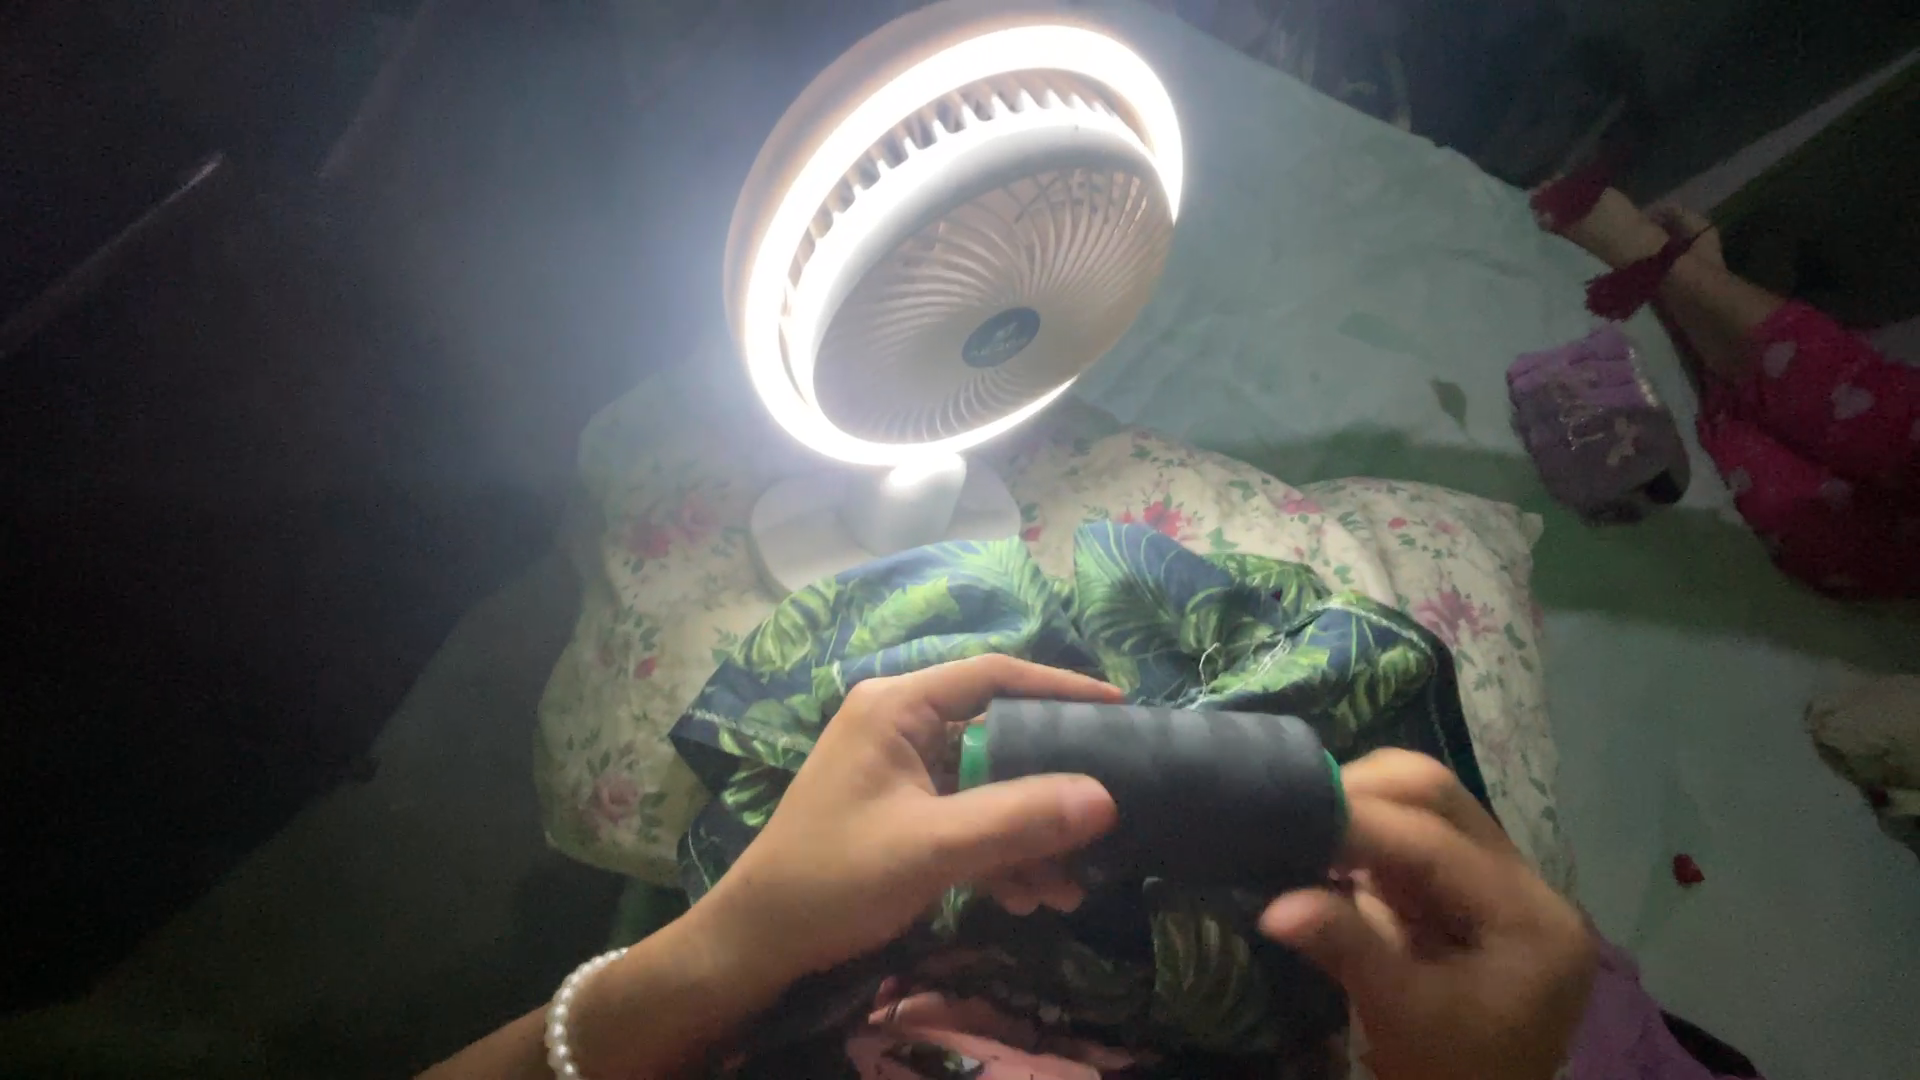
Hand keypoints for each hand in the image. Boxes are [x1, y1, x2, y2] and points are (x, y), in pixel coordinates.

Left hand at [697, 655, 1123, 985]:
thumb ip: (1017, 819)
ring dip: (1025, 831)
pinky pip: (964, 813)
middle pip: (995, 732)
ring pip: (985, 782)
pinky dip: (996, 849)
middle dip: (1046, 784)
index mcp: (898, 705)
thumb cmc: (836, 876)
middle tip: (1101, 808)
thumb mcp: (931, 846)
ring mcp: (901, 766)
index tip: (1114, 706)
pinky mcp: (902, 806)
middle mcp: (901, 722)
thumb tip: (1105, 799)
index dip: (1056, 686)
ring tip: (1068, 887)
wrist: (760, 942)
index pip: (991, 675)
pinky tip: (1028, 896)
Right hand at [1258, 750, 1595, 1079]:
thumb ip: (1346, 948)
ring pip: (1417, 795)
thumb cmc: (1450, 1068)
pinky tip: (1324, 842)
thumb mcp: (1402, 1015)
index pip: (1434, 842)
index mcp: (1529, 918)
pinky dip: (1359, 822)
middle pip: (1434, 793)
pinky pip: (1404, 820)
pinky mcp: (1455, 874)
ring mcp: (1489, 872)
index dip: (1356, 822)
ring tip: (1306, 828)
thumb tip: (1273, 907)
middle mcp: (1521, 880)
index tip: (1287, 818)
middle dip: (1359, 790)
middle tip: (1297, 815)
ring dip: (1356, 800)